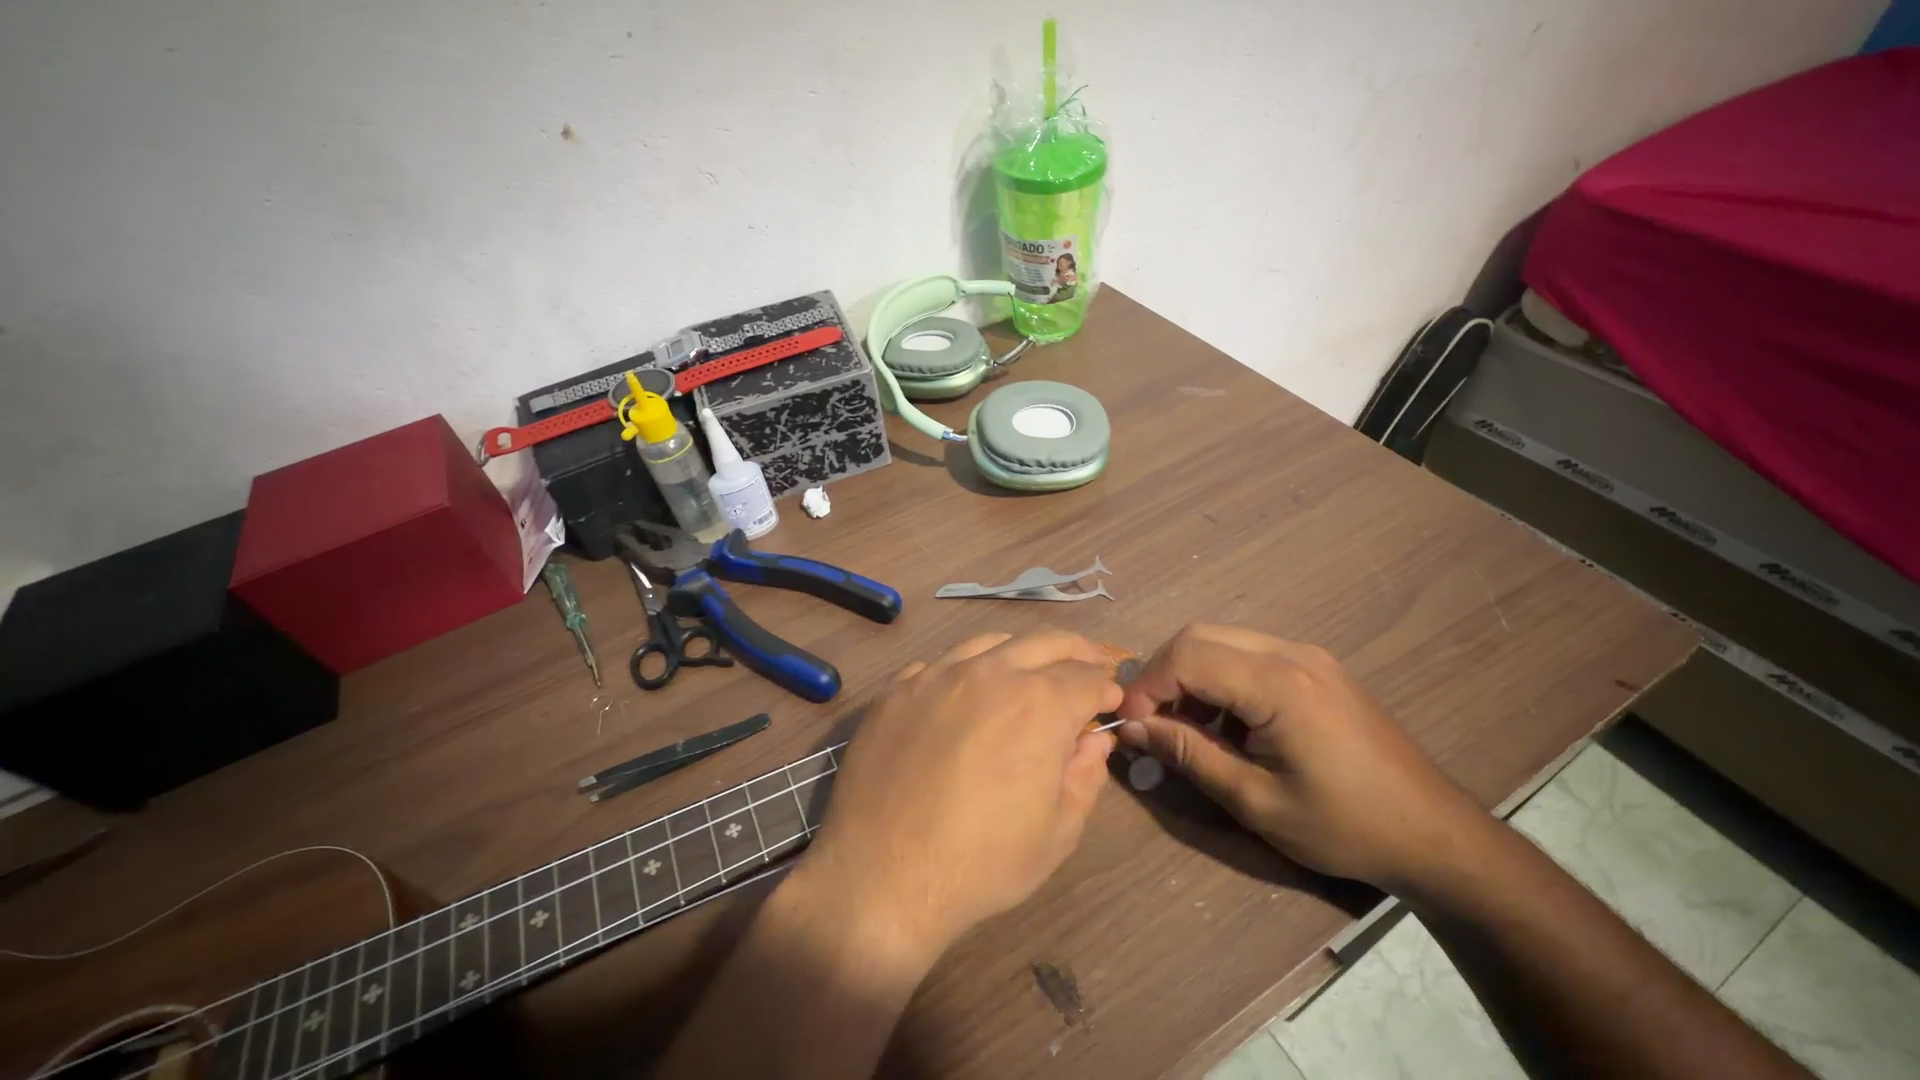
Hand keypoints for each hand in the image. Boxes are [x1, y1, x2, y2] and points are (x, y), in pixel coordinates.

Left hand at [800, 631, 1120, 959]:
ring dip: (1022, 653)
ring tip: (1031, 672)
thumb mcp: (1057, 833)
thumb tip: (1092, 741)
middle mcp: (989, 674)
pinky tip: (967, 694)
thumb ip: (1085, 776)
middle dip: (1077, 652)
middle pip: (1045, 642)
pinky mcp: (895, 691)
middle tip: (1089, 668)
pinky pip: (940, 664)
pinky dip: (967, 670)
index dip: (1107, 689)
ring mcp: (936, 676)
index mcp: (1039, 706)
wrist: (880, 877)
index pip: (1088, 678)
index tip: (1111, 703)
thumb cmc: (980, 864)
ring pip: (990, 643)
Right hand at [1116, 624, 1486, 891]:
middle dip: (1164, 673)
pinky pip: (1252, 654)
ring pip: (1224, 639)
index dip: (1147, 686)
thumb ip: (1189, 754)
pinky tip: (1226, 724)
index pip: (1187, 655)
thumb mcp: (1255, 800)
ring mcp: (1310, 657)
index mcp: (1278, 684)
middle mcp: (1292, 653)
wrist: (1430, 833)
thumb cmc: (1342, 825)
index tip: (1130, 726)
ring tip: (1185, 728)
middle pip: (1200, 635)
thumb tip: (1133, 727)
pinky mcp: (1319, 669)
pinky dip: (1222, 678)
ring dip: (1192, 674)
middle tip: (1151, 722)